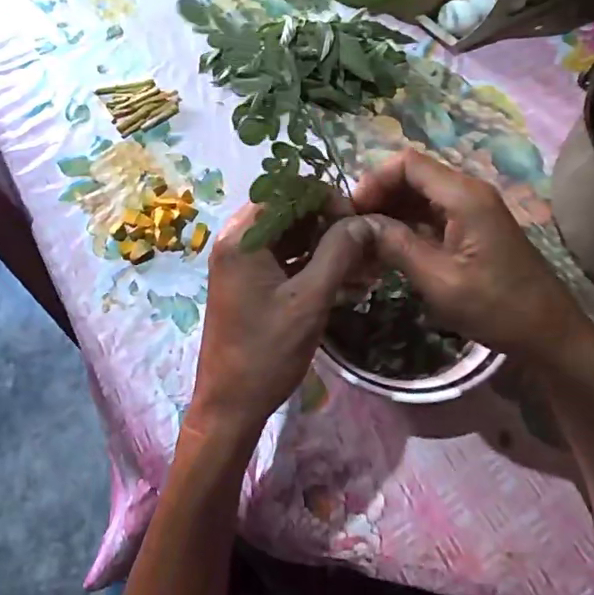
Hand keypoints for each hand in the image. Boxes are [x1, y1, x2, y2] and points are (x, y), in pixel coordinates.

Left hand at [191, 205, 372, 435]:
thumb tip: (363, 220)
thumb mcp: (309, 300)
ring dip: (323, 244)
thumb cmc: (266, 352)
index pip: (286, 191)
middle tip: (363, 245)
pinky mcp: (248, 282)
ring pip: (288, 235)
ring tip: (361, 265)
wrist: (230, 404)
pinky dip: (311, 263)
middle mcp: (236, 241)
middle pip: (287, 211)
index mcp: (242, 238)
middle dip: (328, 222)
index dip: (324, 198)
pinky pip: (282, 258)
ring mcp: (240, 262)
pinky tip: (344, 280)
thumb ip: (338, 253)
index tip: (356, 222)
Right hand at [352, 149, 593, 376]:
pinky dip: (405, 224)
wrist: (549, 333)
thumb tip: (358, 224)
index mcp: (464, 197)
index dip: (374, 180)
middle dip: (378, 196)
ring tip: (363, 240)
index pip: (407, 164)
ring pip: (418, 194)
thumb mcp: (439, 280)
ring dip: (389, 211)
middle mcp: (468, 192)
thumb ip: (397, 246)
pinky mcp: (471, 227)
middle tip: (351, 228)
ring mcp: (471, 209)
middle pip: (411, 175)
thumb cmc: (497, 307)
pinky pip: (429, 213)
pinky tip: (385, 248)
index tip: (352, 211)